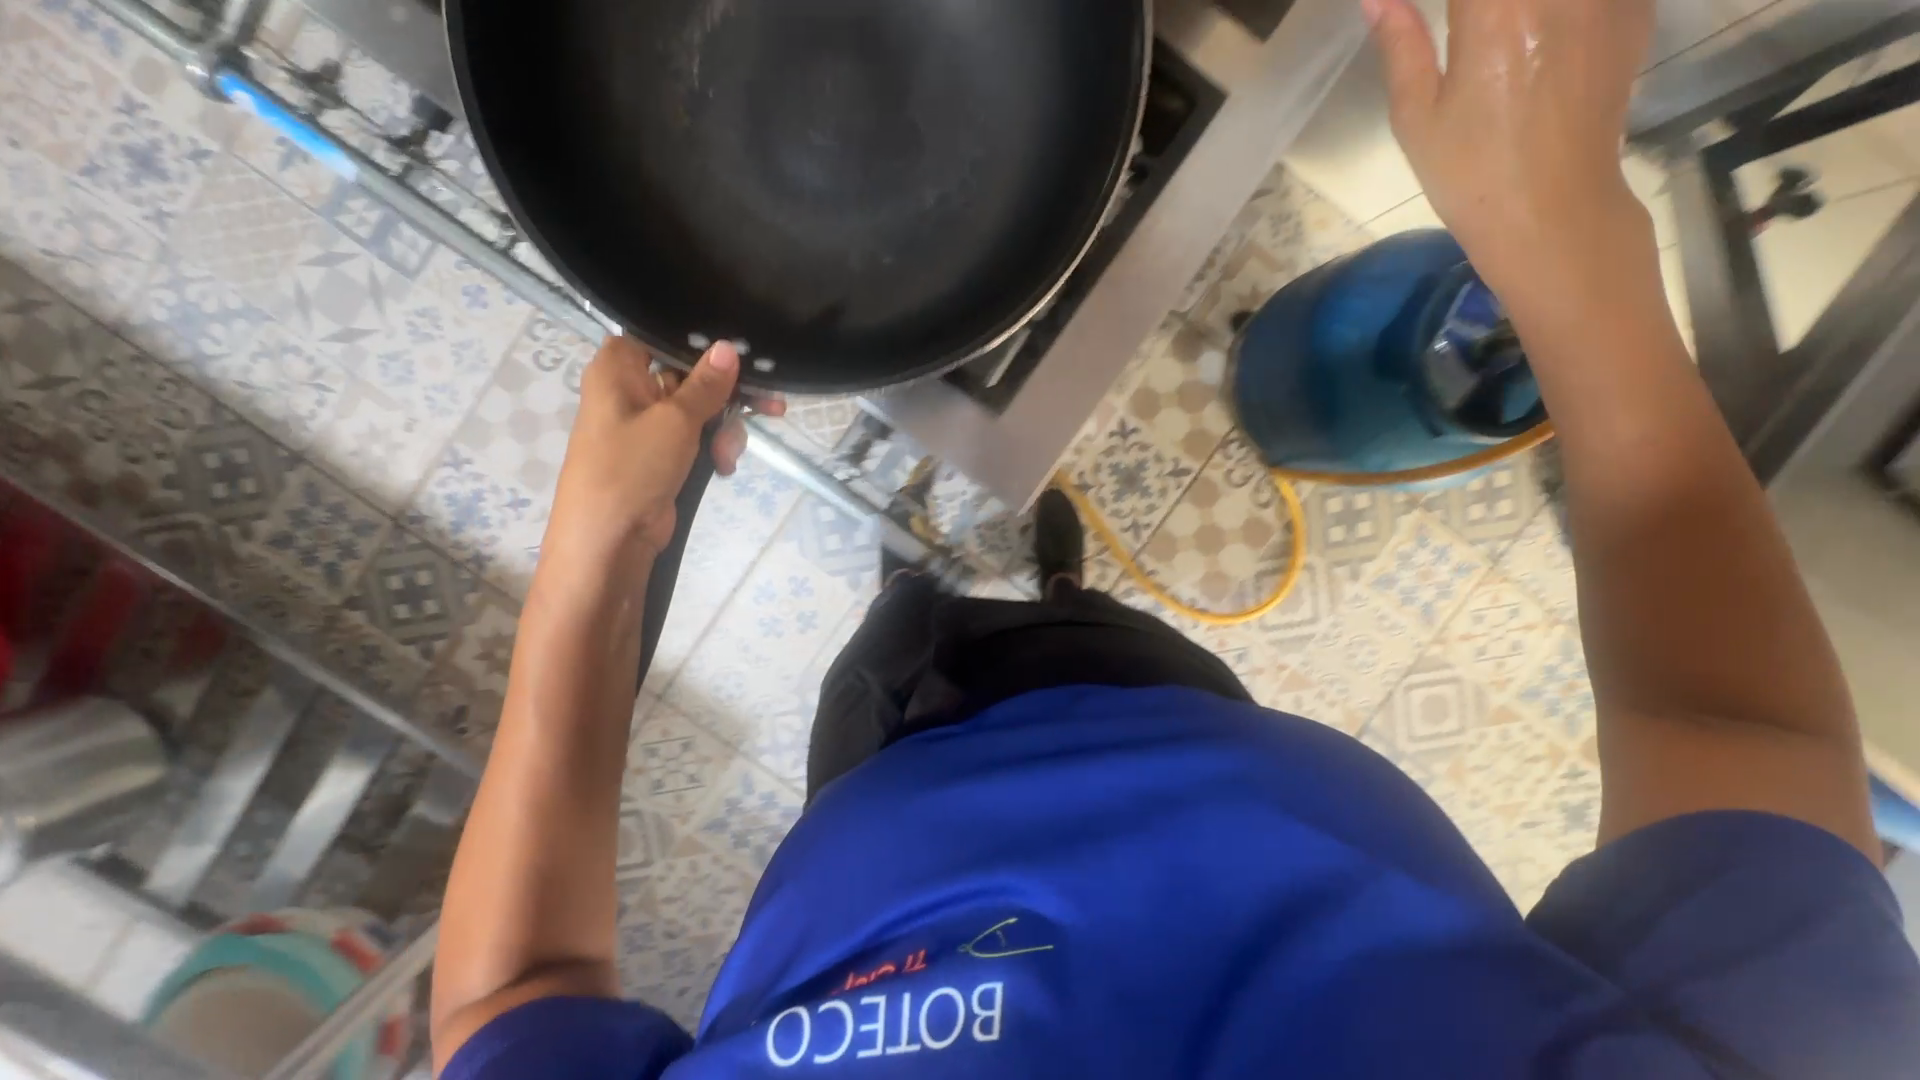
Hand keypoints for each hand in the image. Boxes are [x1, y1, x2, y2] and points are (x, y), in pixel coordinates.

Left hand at [544, 338, 784, 569]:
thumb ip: (707, 384)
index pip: (663, 338)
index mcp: (618, 368)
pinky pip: (698, 438)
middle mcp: (630, 390)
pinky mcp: (662, 455)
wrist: (610, 539)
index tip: (741, 354)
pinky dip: (714, 448)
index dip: (701, 345)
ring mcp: (647, 425)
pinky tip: (723, 467)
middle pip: (690, 376)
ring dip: (724, 429)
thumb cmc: (632, 467)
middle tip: (769, 404)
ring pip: (701, 410)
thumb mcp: (675, 420)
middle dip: (727, 396)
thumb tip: (730, 347)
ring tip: (728, 455)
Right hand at [1364, 0, 1657, 316]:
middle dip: (1481, 3)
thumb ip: (1401, 45)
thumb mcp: (1417, 118)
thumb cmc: (1470, 174)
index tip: (1433, 12)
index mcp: (1495, 12)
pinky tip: (1543, 27)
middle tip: (1464, 22)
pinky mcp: (1632, 9)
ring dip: (1515, 8)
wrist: (1553, 210)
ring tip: (1496, 27)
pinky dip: (1561, 7)